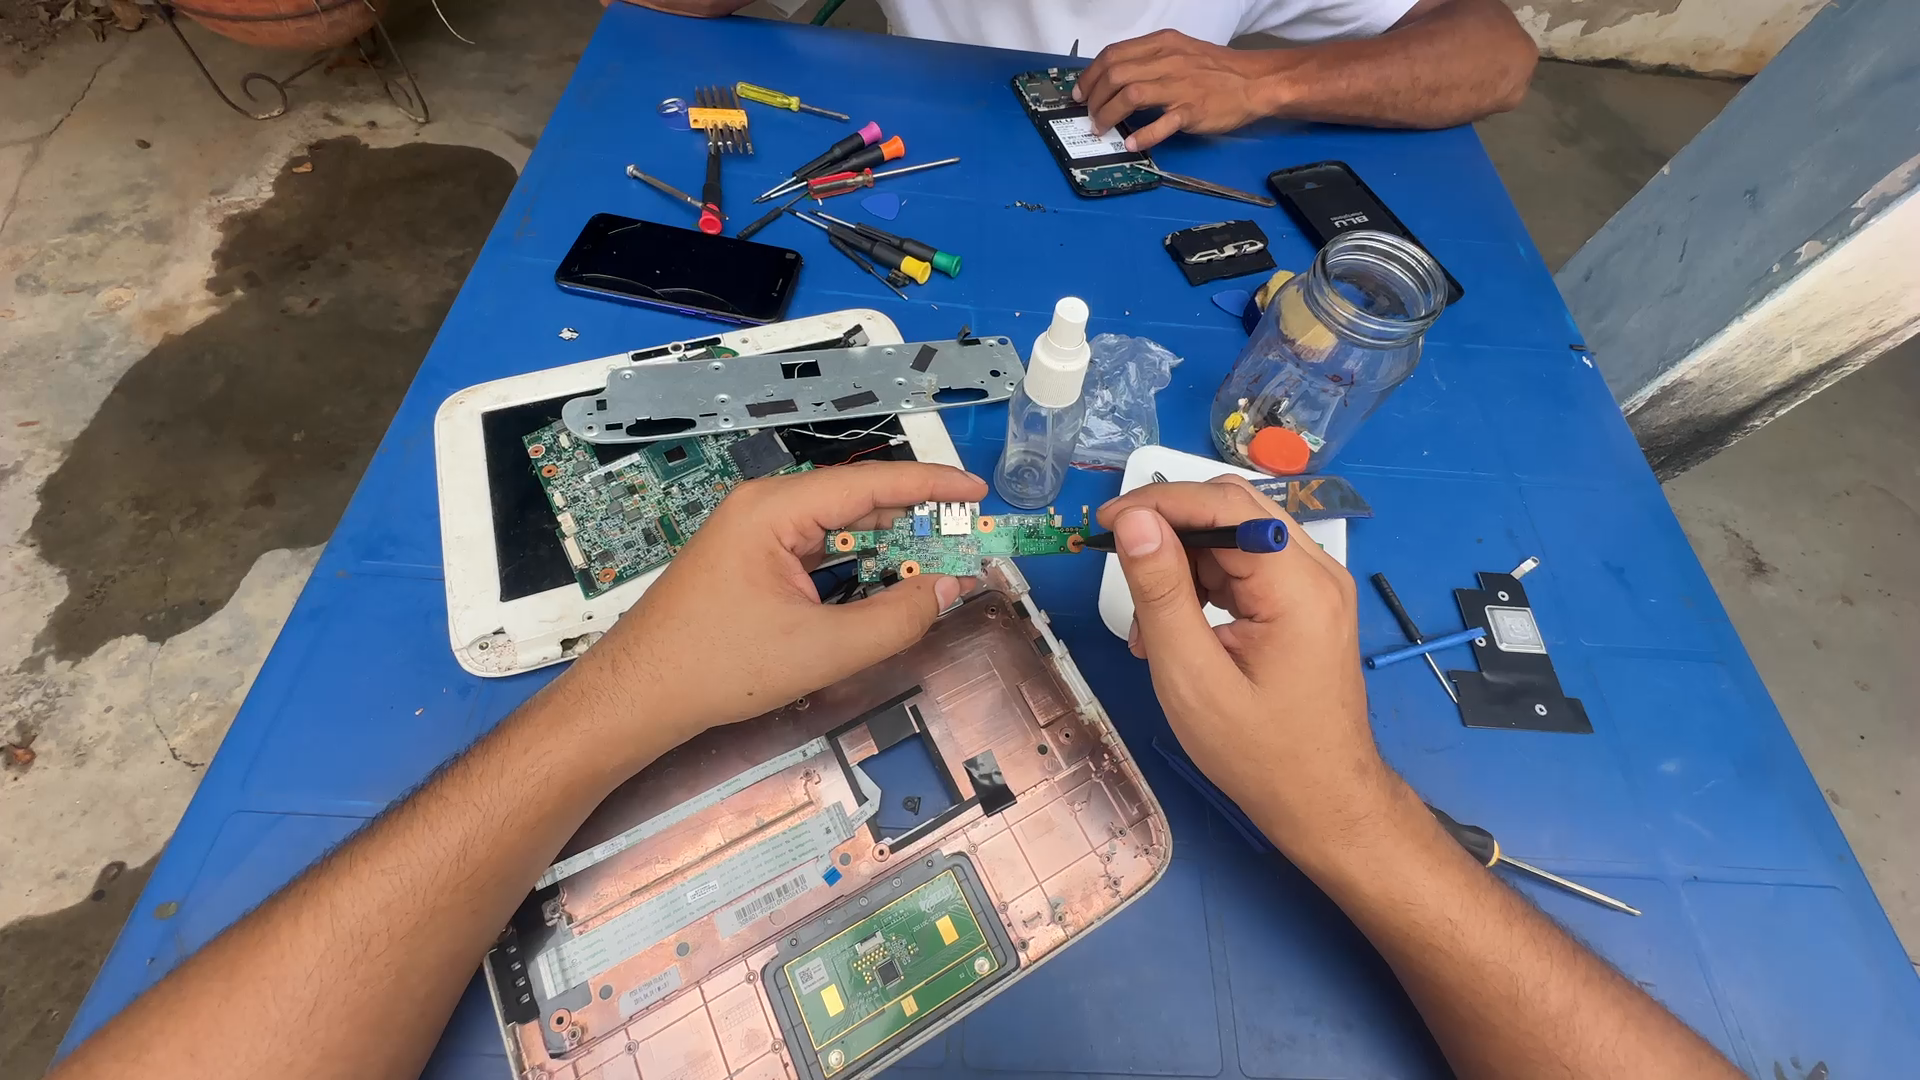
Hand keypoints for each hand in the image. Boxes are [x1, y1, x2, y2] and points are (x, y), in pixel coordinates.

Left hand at [558, 462, 985, 755]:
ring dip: (888, 547)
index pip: (870, 483)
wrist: (638, 697)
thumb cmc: (722, 667)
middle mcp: (766, 507)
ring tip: (939, 564)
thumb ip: (898, 618)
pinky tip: (887, 582)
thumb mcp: (824, 649)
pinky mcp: (754, 559)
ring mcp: (756, 532)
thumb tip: (952, 586)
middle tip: (967, 542)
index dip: (931, 485)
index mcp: (776, 509)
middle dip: (915, 523)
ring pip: (840, 528)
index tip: (977, 491)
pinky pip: (819, 550)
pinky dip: (858, 565)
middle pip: (857, 502)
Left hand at [1074, 30, 1277, 151]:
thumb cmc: (1213, 71)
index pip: (1113, 54)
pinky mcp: (1191, 109)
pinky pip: (1161, 123)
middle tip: (1089, 116)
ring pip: (1131, 94)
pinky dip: (1142, 135)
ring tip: (1101, 129)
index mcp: (1161, 44)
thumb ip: (1148, 63)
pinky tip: (1130, 143)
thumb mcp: (1178, 53)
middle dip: (1094, 98)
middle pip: (1115, 74)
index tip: (1080, 94)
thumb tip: (1115, 80)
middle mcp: (1166, 60)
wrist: (1253, 82)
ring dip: (1108, 115)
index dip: (1089, 76)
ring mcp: (1179, 85)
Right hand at [1099, 477, 1393, 855]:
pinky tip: (1174, 628)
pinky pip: (1243, 568)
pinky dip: (1200, 585)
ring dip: (1181, 562)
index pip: (1224, 507)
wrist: (1323, 805)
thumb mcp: (1191, 674)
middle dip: (1168, 526)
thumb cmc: (1257, 752)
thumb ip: (1160, 592)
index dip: (1158, 503)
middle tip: (1117, 556)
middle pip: (1233, 510)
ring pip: (1234, 537)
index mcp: (1298, 584)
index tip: (1103, 524)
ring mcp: (1313, 586)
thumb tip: (1133, 521)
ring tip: (1147, 622)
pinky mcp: (1301, 604)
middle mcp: (1316, 570)